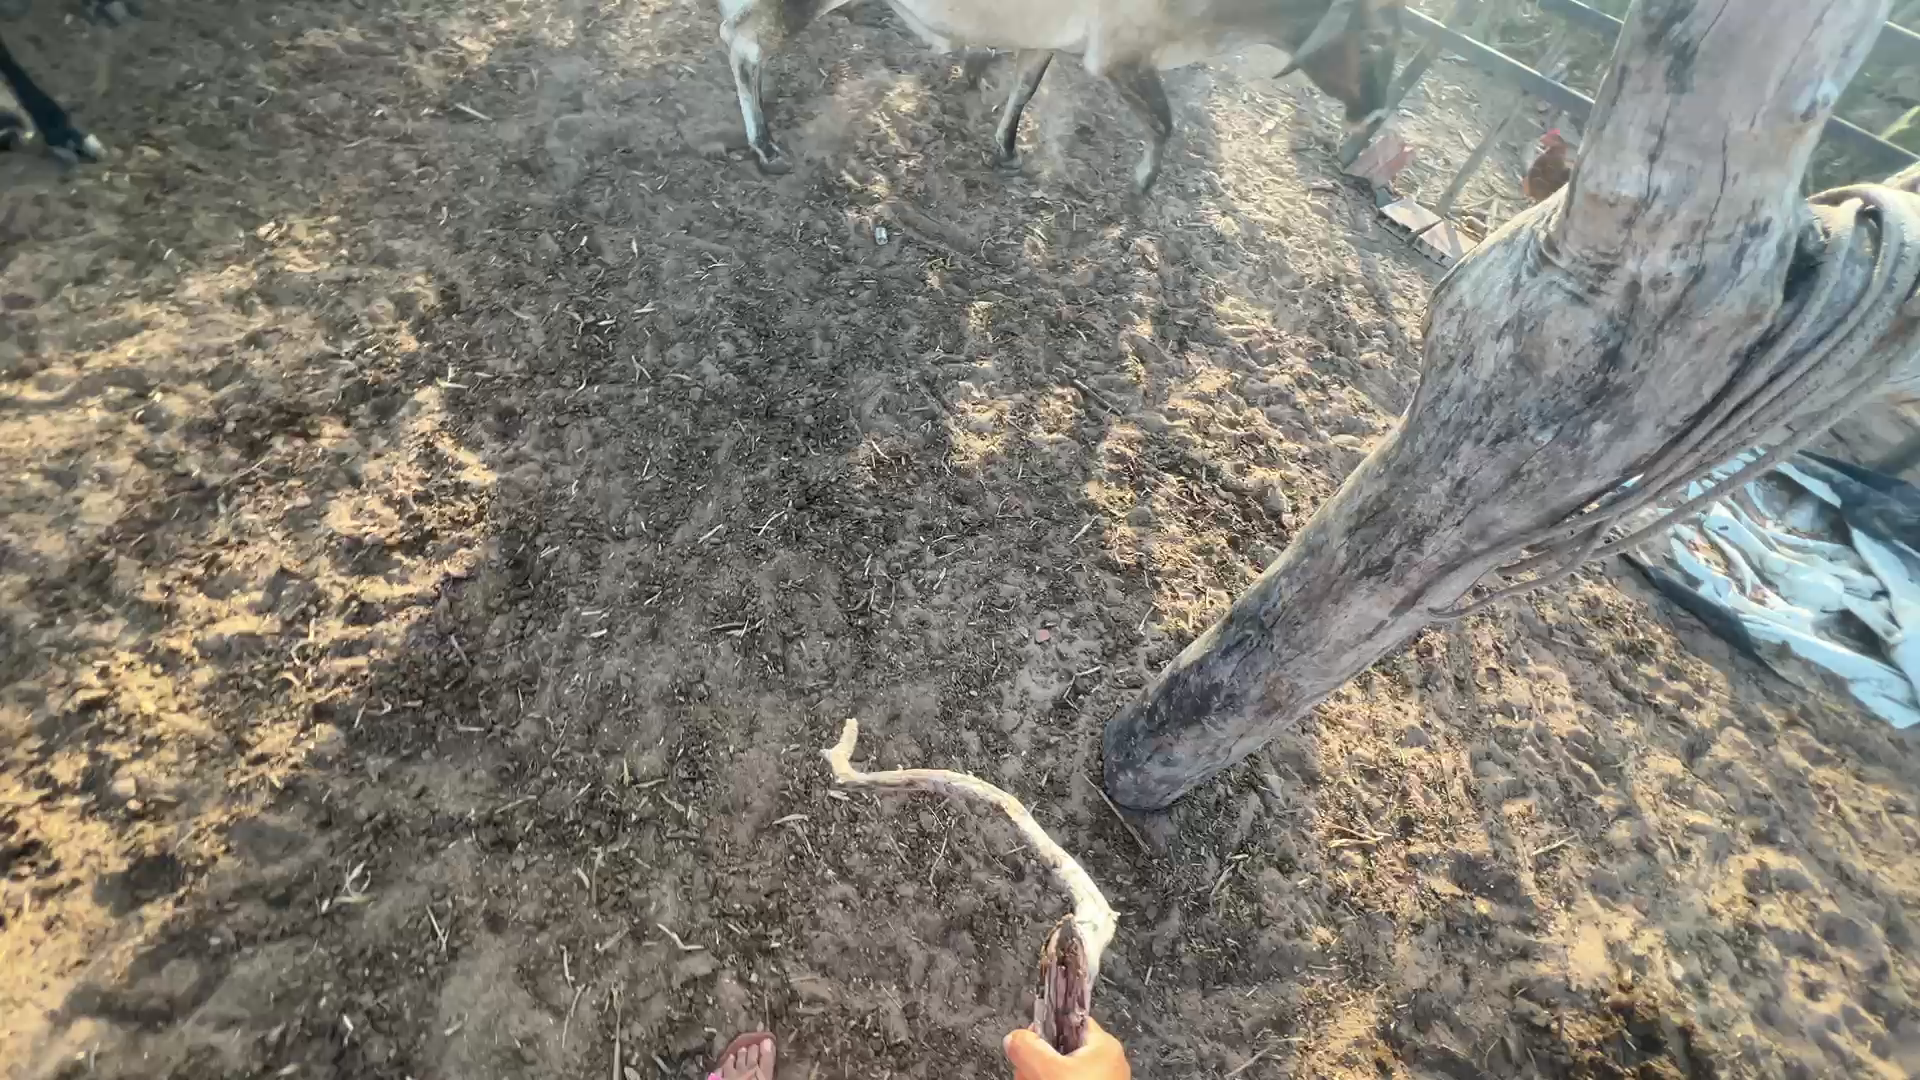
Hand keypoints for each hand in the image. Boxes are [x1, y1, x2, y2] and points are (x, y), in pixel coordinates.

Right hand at [1003, 1018, 1129, 1079]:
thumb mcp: (1049, 1072)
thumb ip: (1028, 1048)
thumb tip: (1014, 1038)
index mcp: (1103, 1046)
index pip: (1069, 1020)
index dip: (1045, 1027)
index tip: (1027, 1040)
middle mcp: (1105, 1064)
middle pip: (1061, 1049)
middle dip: (1037, 1061)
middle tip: (1023, 1073)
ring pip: (1060, 1073)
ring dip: (1038, 1077)